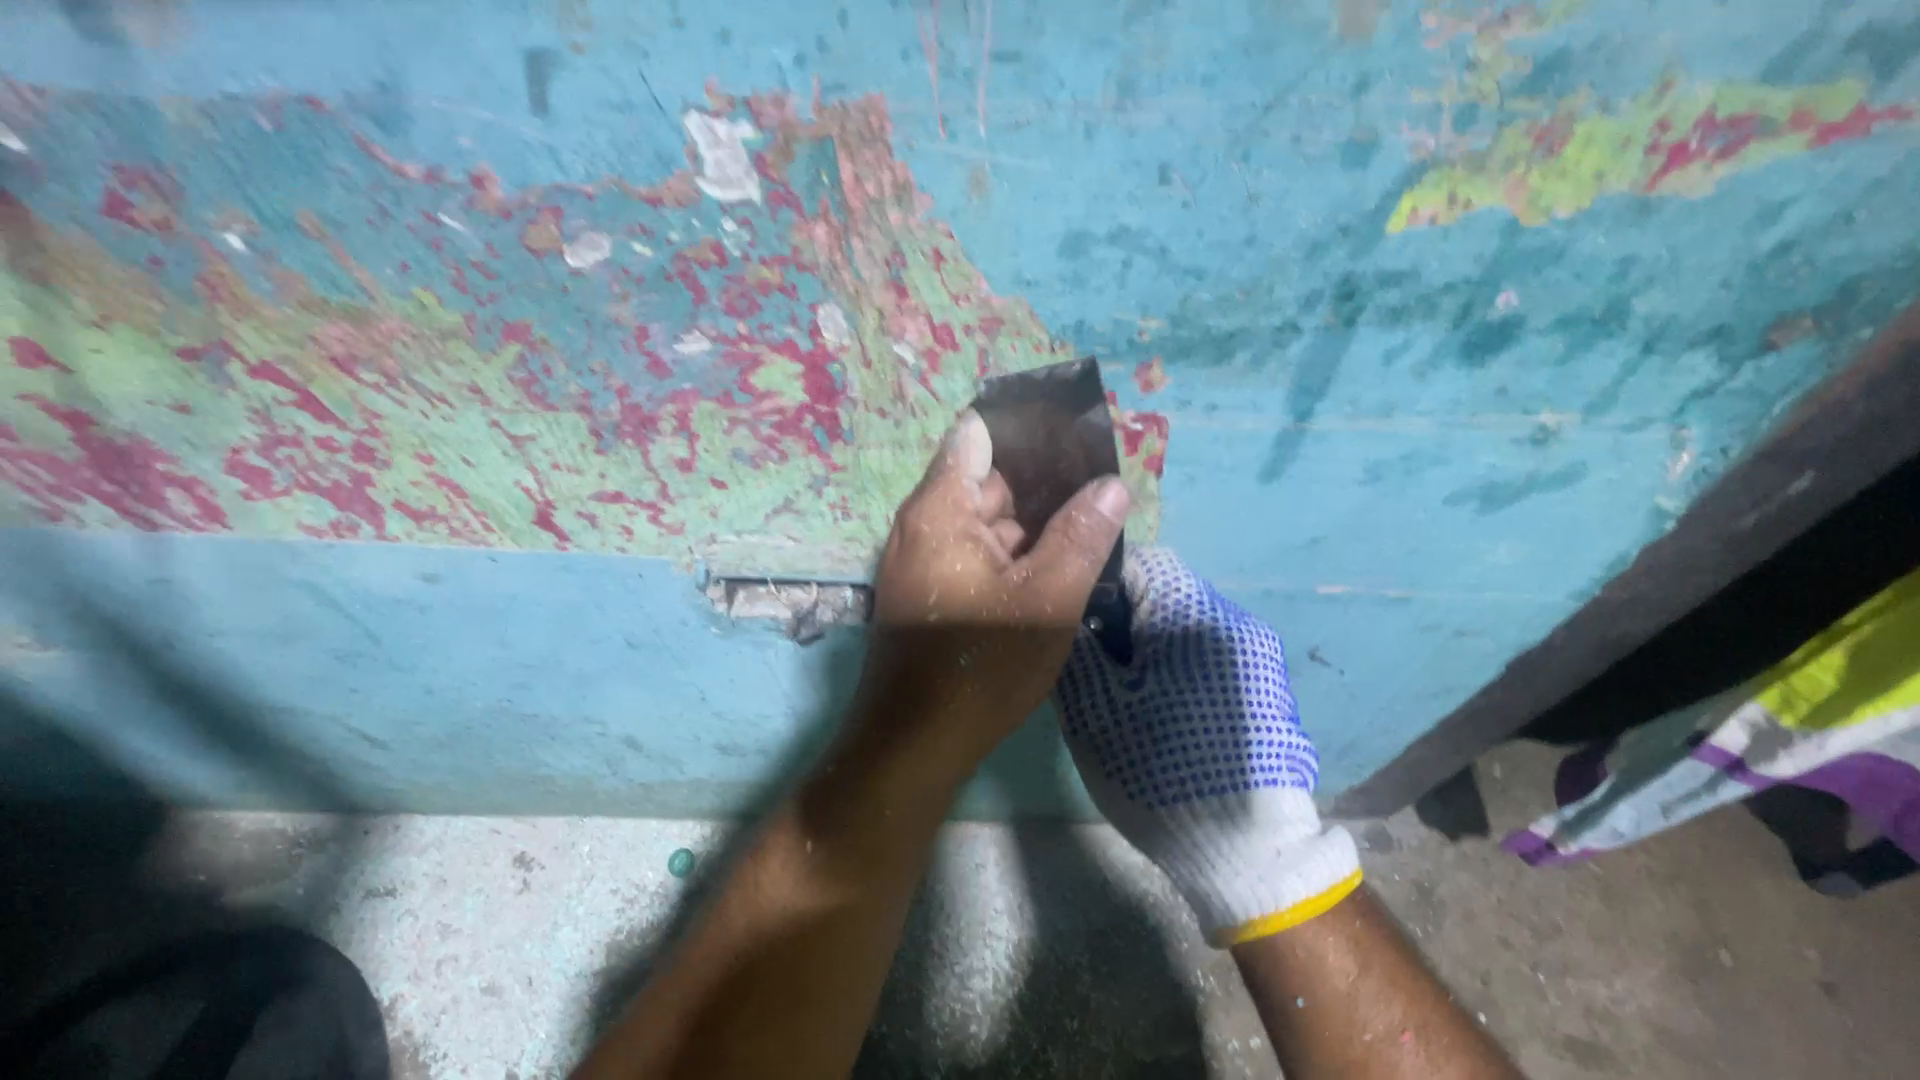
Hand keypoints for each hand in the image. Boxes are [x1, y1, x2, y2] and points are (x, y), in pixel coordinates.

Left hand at [848, 410, 1130, 773]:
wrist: (914, 746)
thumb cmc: (980, 666)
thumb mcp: (1047, 599)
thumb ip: (1081, 536)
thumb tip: (1112, 484)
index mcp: (940, 510)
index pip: (978, 435)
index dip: (1026, 428)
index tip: (1075, 433)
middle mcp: (922, 525)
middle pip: (987, 480)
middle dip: (1042, 483)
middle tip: (1101, 490)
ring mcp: (921, 562)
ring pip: (986, 524)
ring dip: (1031, 526)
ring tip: (1091, 528)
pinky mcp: (928, 594)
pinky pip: (975, 556)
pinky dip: (1011, 556)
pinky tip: (1055, 571)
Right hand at [1054, 549, 1361, 944]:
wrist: (1244, 849)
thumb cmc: (1159, 770)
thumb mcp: (1095, 708)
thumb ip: (1077, 643)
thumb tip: (1071, 607)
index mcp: (1192, 614)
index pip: (1139, 561)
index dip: (1098, 585)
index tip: (1076, 629)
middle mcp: (1233, 620)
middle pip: (1163, 590)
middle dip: (1123, 620)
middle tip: (1097, 669)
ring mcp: (1255, 653)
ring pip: (1184, 623)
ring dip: (1150, 646)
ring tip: (1128, 696)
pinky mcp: (1264, 685)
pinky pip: (1207, 652)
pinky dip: (1177, 668)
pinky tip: (1164, 713)